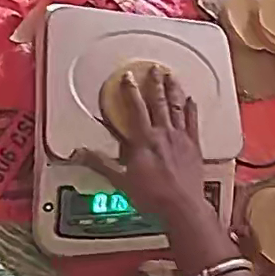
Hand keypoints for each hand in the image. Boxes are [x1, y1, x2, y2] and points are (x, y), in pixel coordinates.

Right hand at [74, 65, 207, 219]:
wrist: (182, 206)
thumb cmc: (153, 196)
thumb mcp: (120, 180)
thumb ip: (100, 163)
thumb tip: (81, 153)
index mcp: (144, 140)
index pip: (135, 108)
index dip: (130, 90)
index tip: (128, 77)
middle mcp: (163, 134)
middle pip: (159, 102)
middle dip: (155, 83)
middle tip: (155, 69)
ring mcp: (181, 138)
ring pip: (177, 107)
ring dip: (174, 90)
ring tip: (172, 77)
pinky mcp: (194, 146)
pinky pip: (193, 122)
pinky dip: (192, 109)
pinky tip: (192, 100)